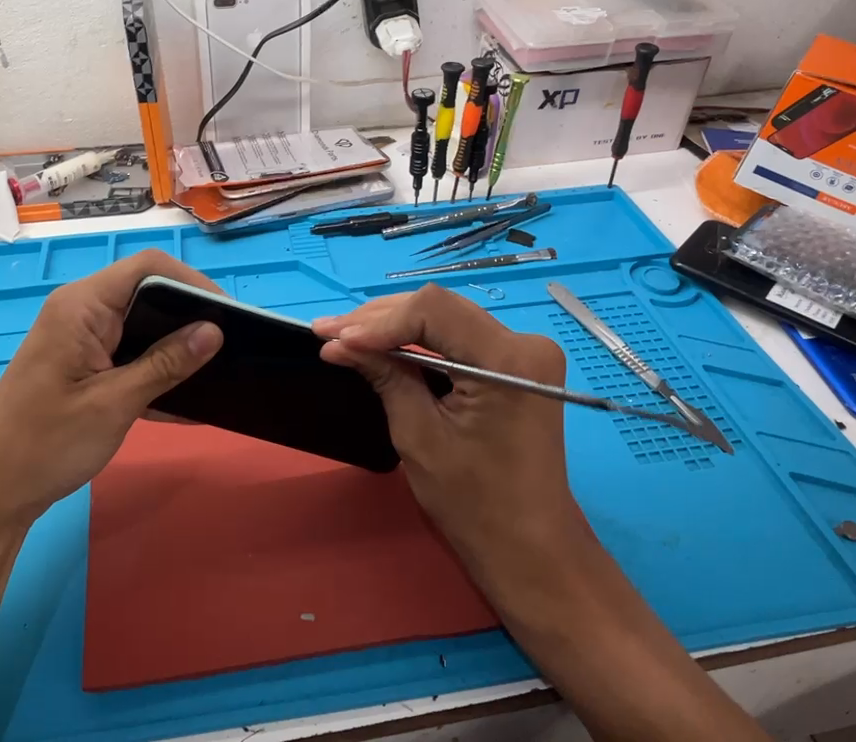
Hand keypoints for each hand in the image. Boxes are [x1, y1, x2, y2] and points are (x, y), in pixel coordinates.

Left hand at [0, 251, 223, 526]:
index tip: (229, 315)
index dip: (193, 282)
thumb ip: (166, 363)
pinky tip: (187, 403)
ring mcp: (79, 340)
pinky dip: (155, 374)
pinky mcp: (81, 367)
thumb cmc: (45, 443)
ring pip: (141, 327)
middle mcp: (80, 312)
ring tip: (216, 372)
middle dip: (189, 316)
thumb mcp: (114, 403)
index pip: (149, 267)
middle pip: (147, 293)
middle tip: (229, 346)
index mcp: (82, 306)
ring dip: (174, 349)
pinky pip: (128, 356)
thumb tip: (214, 331)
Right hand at [313, 285, 587, 567]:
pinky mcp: (518, 365)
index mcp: (509, 359)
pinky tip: (382, 346)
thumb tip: (338, 343)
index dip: (378, 321)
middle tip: (326, 332)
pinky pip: (460, 338)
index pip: (433, 311)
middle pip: (440, 308)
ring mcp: (525, 352)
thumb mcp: (419, 436)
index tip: (333, 339)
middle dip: (380, 320)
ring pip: (447, 318)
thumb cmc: (475, 502)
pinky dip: (420, 342)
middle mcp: (525, 342)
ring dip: (395, 327)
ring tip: (344, 337)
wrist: (529, 546)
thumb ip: (385, 376)